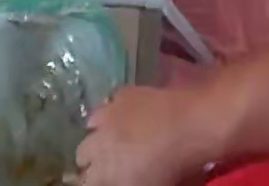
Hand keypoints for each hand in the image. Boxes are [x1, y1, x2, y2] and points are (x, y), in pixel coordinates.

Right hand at [76, 85, 211, 185]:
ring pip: (90, 123)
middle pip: (82, 152)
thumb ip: (124, 181)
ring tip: (113, 139)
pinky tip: (126, 116)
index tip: (102, 181)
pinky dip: (113, 111)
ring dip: (98, 132)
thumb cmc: (171, 169)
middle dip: (90, 160)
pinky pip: (109, 102)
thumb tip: (121, 177)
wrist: (187, 125)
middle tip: (107, 166)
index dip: (93, 181)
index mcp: (104, 172)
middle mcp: (98, 140)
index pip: (84, 181)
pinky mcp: (123, 92)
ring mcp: (109, 112)